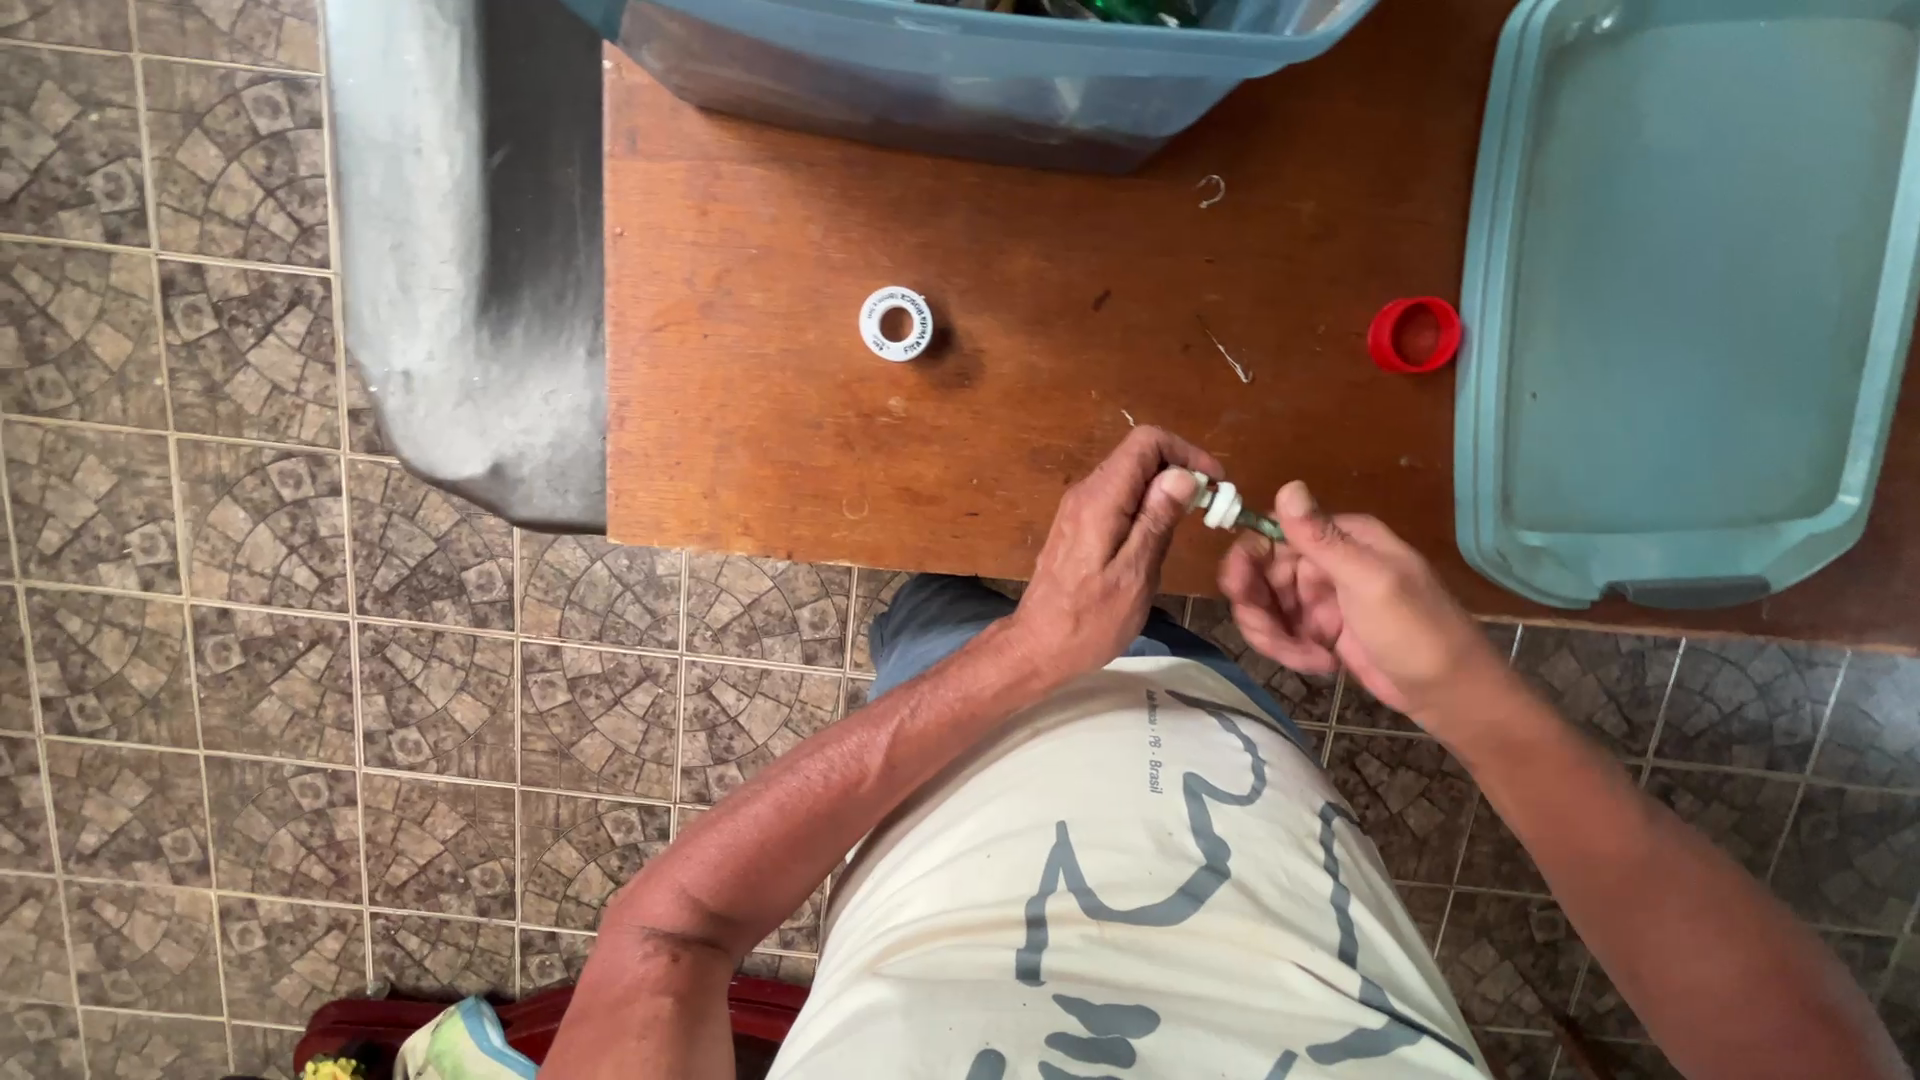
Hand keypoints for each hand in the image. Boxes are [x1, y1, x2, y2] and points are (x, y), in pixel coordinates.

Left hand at [1008, 426, 1221, 682]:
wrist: (1038, 646)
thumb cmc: (1089, 620)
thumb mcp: (1134, 575)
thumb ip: (1156, 522)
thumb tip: (1182, 475)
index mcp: (1100, 500)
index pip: (1145, 442)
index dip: (1186, 453)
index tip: (1215, 483)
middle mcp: (1085, 494)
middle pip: (1138, 455)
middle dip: (1180, 471)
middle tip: (1210, 507)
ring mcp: (1077, 509)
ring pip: (1129, 476)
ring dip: (1164, 489)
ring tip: (1190, 522)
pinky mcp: (1077, 526)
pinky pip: (1117, 498)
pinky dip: (1145, 505)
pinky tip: (1158, 536)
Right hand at [1217, 481, 1508, 723]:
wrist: (1450, 694)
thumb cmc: (1416, 632)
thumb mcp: (1369, 581)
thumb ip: (1323, 539)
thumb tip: (1288, 485)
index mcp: (1341, 539)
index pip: (1272, 533)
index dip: (1246, 560)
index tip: (1238, 592)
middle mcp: (1326, 562)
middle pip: (1260, 573)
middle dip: (1257, 608)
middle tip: (1271, 637)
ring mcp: (1320, 597)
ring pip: (1265, 606)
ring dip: (1271, 634)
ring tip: (1304, 658)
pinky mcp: (1319, 629)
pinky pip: (1280, 631)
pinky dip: (1288, 650)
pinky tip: (1319, 664)